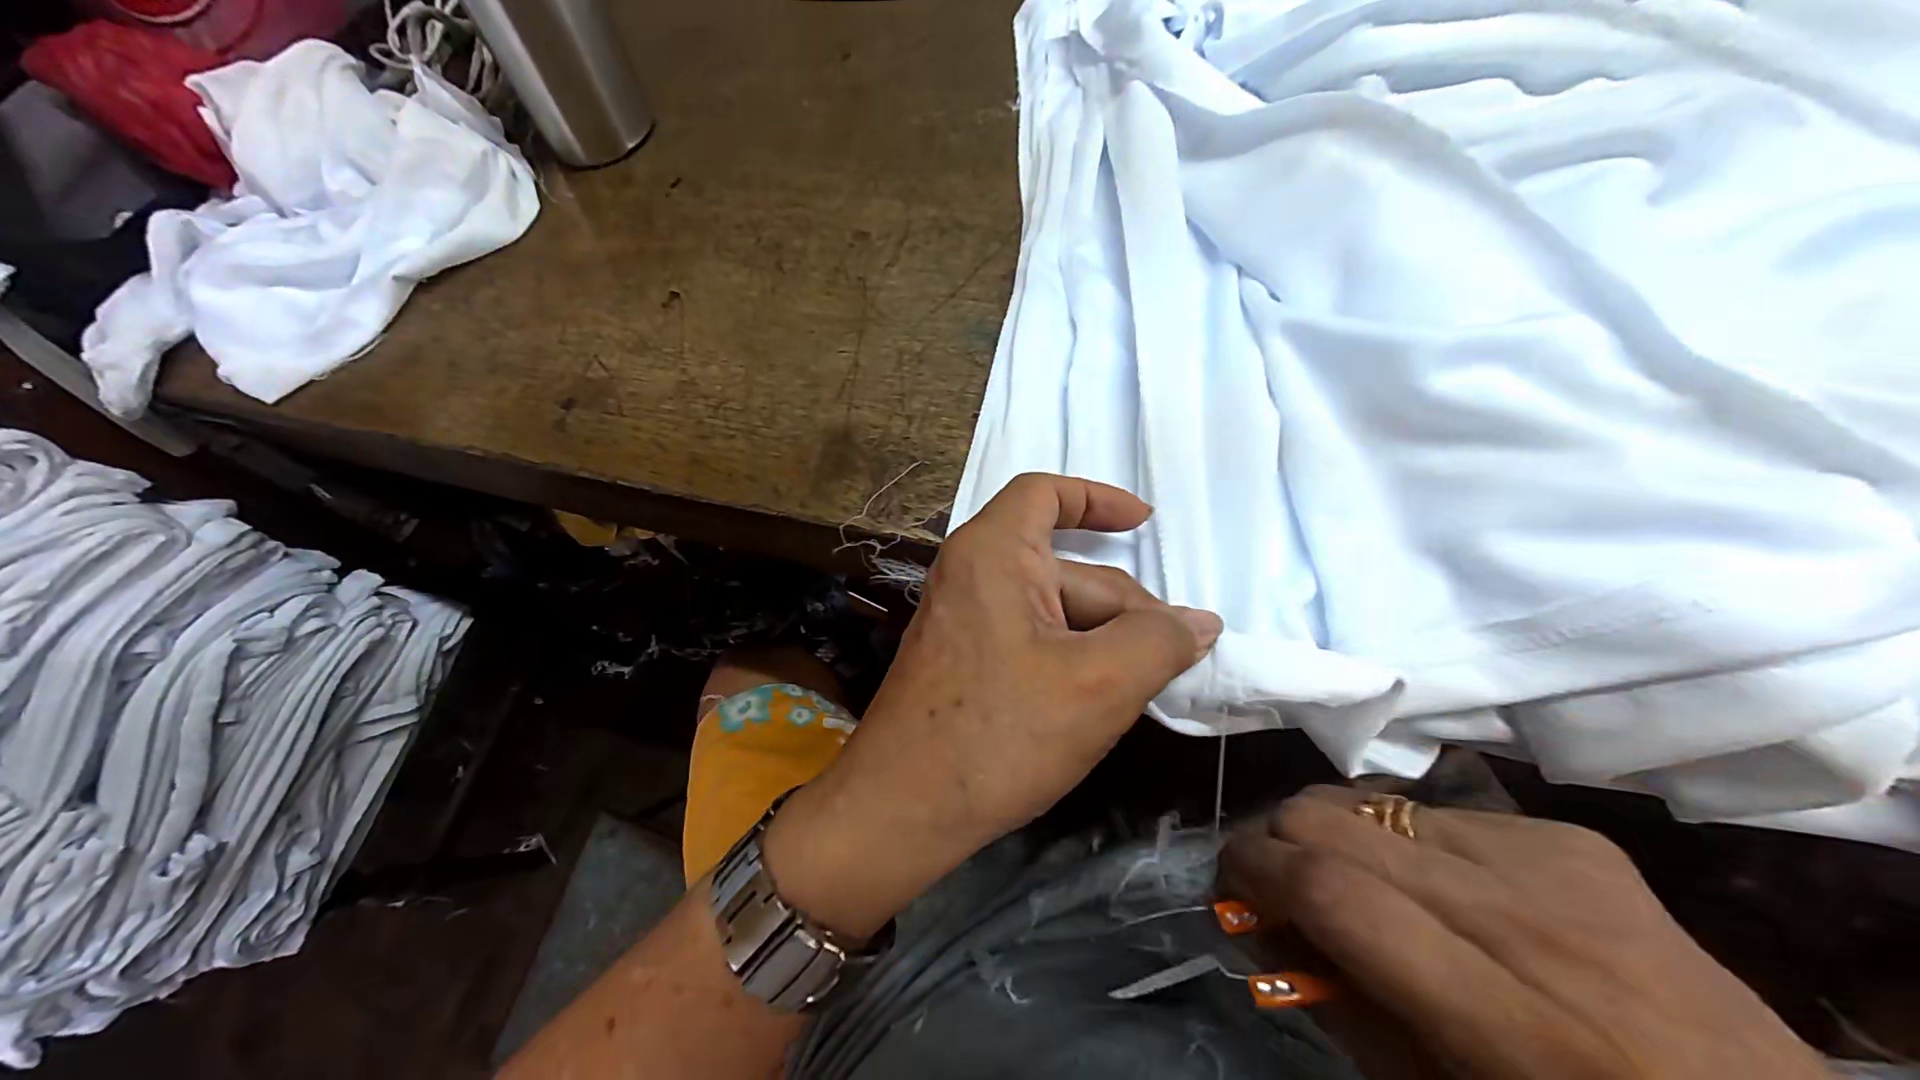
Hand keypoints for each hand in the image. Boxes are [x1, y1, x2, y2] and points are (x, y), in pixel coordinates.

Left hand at [764, 473, 1222, 937]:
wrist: (900, 810)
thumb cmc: (999, 734)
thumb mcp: (1099, 684)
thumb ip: (1159, 642)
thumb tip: (1200, 623)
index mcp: (992, 553)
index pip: (1044, 493)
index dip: (1098, 498)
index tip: (1144, 522)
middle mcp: (971, 576)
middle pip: (1065, 570)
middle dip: (1123, 610)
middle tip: (1171, 660)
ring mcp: (963, 623)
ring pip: (1052, 614)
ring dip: (1102, 644)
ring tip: (1138, 691)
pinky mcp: (962, 664)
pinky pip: (1030, 643)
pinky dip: (1071, 662)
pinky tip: (1096, 706)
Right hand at [1219, 786, 1829, 1079]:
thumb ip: (1337, 1004)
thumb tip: (1260, 923)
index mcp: (1505, 1014)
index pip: (1332, 890)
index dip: (1254, 871)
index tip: (1227, 885)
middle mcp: (1526, 914)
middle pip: (1335, 821)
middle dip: (1277, 843)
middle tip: (1276, 883)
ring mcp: (1555, 859)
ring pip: (1372, 799)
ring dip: (1333, 834)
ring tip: (1348, 877)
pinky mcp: (1574, 837)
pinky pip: (1437, 810)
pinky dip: (1401, 838)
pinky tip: (1430, 882)